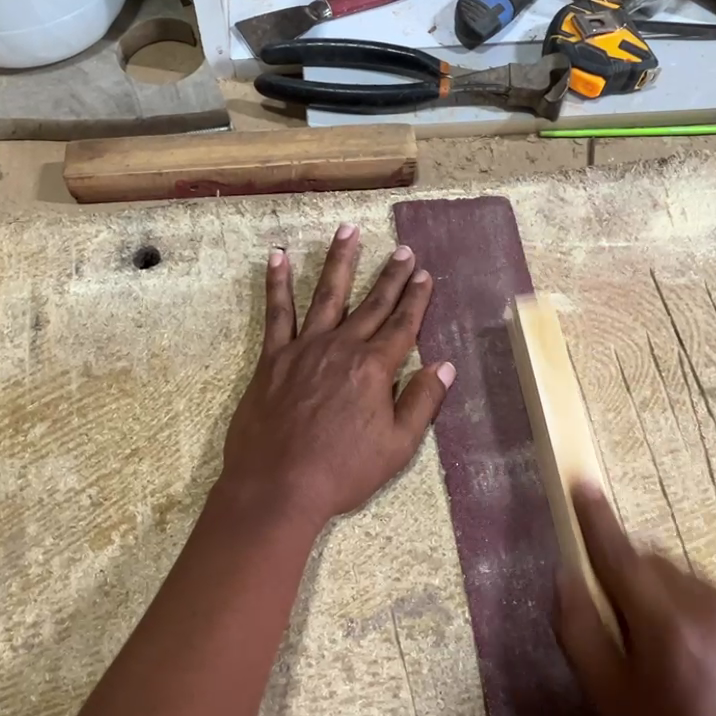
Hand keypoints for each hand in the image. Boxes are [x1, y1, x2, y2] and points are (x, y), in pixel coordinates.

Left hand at [213, 223, 453, 532]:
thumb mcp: (396, 447)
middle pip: (372, 304)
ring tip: (348, 230)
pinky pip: (276, 313)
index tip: (425, 274)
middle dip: (391, 276)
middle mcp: (341, 348)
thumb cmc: (341, 472)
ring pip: (326, 295)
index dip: (416, 299)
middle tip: (403, 249)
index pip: (403, 325)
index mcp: (374, 369)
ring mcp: (304, 348)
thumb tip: (444, 366)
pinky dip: (277, 283)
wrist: (277, 485)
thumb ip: (421, 402)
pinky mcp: (272, 357)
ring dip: (340, 261)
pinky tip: (277, 256)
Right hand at [555, 487, 715, 715]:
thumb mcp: (612, 704)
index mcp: (668, 626)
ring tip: (664, 655)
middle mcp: (715, 610)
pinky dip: (701, 618)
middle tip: (619, 623)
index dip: (597, 520)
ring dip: (666, 598)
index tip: (582, 485)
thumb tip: (566, 578)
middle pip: (656, 564)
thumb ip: (581, 632)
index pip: (621, 556)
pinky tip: (703, 668)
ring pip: (690, 583)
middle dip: (630, 577)